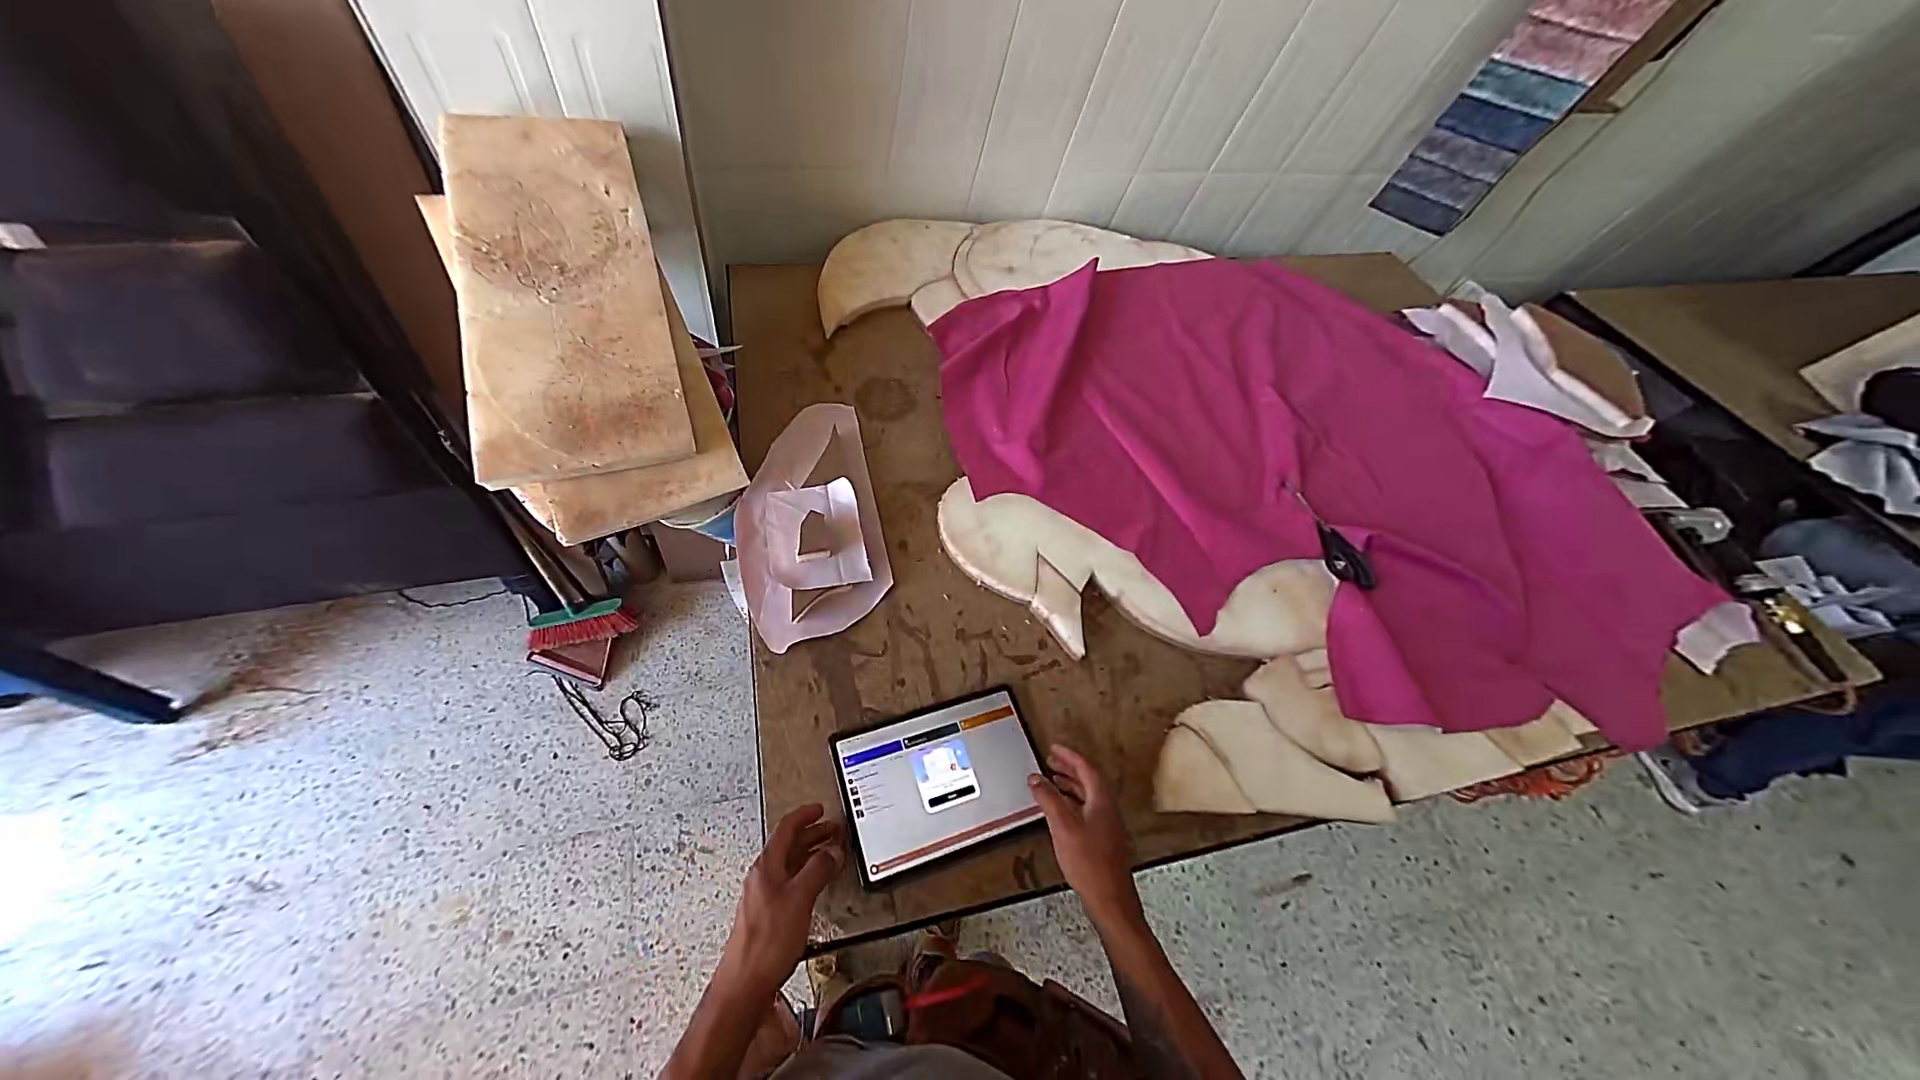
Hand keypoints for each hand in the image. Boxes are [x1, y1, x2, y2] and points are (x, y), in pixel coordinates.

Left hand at [722, 803, 843, 992]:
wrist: (745, 983)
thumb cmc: (766, 942)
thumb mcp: (800, 897)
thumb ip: (818, 870)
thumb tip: (831, 852)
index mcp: (767, 866)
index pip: (786, 828)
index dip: (804, 815)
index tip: (819, 809)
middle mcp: (763, 877)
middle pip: (788, 845)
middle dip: (812, 834)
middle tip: (832, 829)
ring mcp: (763, 895)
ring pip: (789, 863)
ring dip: (810, 853)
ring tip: (829, 851)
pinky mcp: (767, 914)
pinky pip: (789, 882)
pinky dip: (806, 874)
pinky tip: (816, 883)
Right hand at [1028, 745, 1141, 926]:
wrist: (1109, 898)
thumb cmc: (1090, 864)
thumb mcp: (1062, 826)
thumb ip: (1048, 799)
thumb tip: (1036, 779)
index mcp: (1101, 800)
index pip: (1086, 768)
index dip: (1069, 756)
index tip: (1055, 748)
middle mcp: (1107, 809)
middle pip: (1088, 780)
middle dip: (1069, 768)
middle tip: (1052, 761)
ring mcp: (1107, 824)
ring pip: (1088, 795)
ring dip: (1070, 784)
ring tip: (1053, 781)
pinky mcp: (1103, 839)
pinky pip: (1087, 809)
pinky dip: (1072, 801)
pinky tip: (1061, 810)